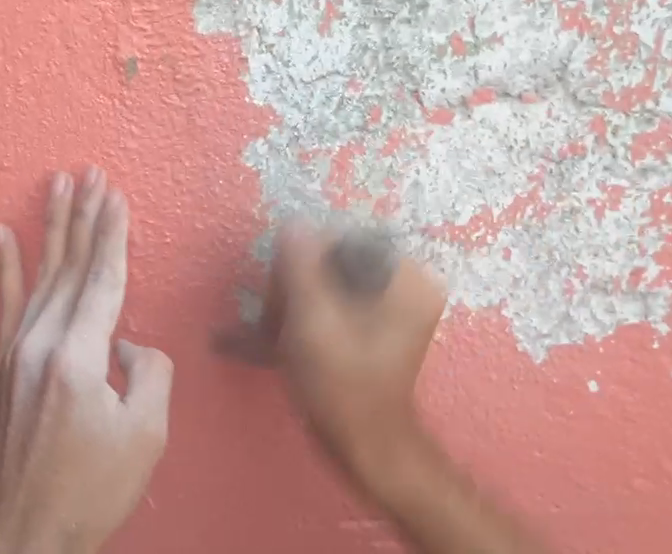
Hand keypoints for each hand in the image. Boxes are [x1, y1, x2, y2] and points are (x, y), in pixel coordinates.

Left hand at [0, 167, 173, 553]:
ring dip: (54, 228)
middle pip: (70, 265)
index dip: (113, 235)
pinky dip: (5, 266)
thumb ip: (149, 374)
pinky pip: (5, 303)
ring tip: (60, 184)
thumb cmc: (90, 490)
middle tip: (93, 173)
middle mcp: (42, 340)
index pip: (102, 279)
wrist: (23, 535)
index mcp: (78, 355)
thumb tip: (126, 344)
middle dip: (85, 217)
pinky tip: (1, 232)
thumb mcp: (144, 436)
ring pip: (41, 274)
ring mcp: (16, 349)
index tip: (117, 195)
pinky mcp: (1, 363)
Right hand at [265, 225, 545, 552]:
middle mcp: (402, 285)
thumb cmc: (343, 386)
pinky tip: (266, 337)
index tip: (282, 293)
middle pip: (328, 258)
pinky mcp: (366, 327)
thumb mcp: (315, 319)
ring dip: (289, 304)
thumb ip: (300, 265)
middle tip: (275, 320)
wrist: (364, 451)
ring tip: (271, 336)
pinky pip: (326, 304)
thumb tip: (293, 221)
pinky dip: (299, 318)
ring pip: (320, 281)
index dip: (302, 258)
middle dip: (292, 286)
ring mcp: (384, 307)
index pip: (340, 237)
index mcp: (405, 277)